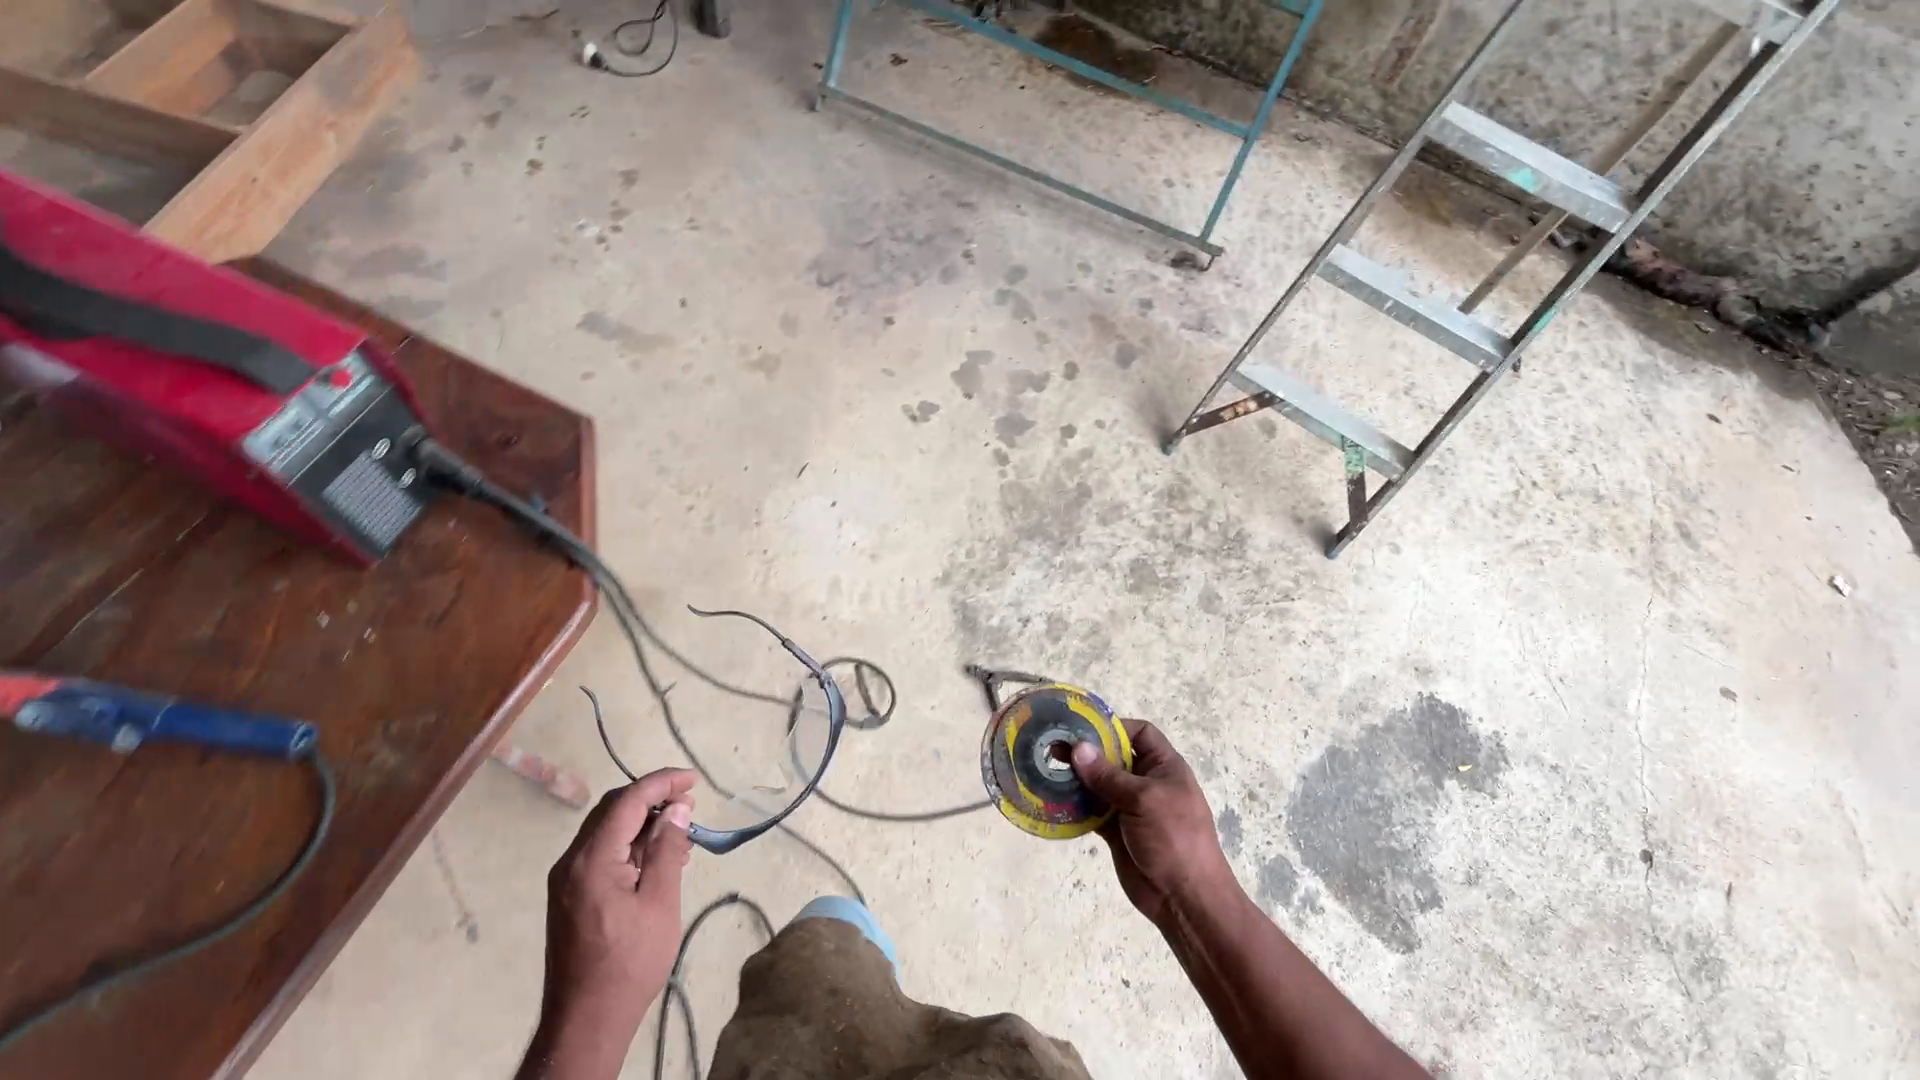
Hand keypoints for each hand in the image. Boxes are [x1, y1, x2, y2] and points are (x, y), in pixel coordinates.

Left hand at [535, 768, 695, 1058]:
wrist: (587, 1020)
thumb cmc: (630, 961)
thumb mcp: (659, 902)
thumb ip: (667, 850)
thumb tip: (676, 809)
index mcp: (591, 859)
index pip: (627, 801)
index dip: (661, 783)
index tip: (694, 781)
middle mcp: (571, 862)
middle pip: (612, 810)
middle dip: (653, 799)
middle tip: (690, 805)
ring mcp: (567, 880)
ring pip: (607, 832)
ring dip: (644, 824)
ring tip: (682, 834)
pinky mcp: (572, 896)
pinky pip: (602, 854)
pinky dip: (632, 846)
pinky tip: (658, 860)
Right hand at [1072, 720, 1231, 922]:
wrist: (1185, 898)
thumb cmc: (1174, 838)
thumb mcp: (1144, 799)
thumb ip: (1109, 775)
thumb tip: (1078, 748)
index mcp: (1164, 767)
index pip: (1140, 734)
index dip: (1114, 727)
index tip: (1082, 729)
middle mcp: (1146, 783)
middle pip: (1113, 757)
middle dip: (1086, 752)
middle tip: (1052, 747)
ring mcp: (1130, 808)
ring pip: (1098, 784)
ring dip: (1076, 779)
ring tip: (1045, 770)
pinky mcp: (1115, 831)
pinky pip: (1091, 811)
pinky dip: (1074, 806)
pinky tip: (1053, 800)